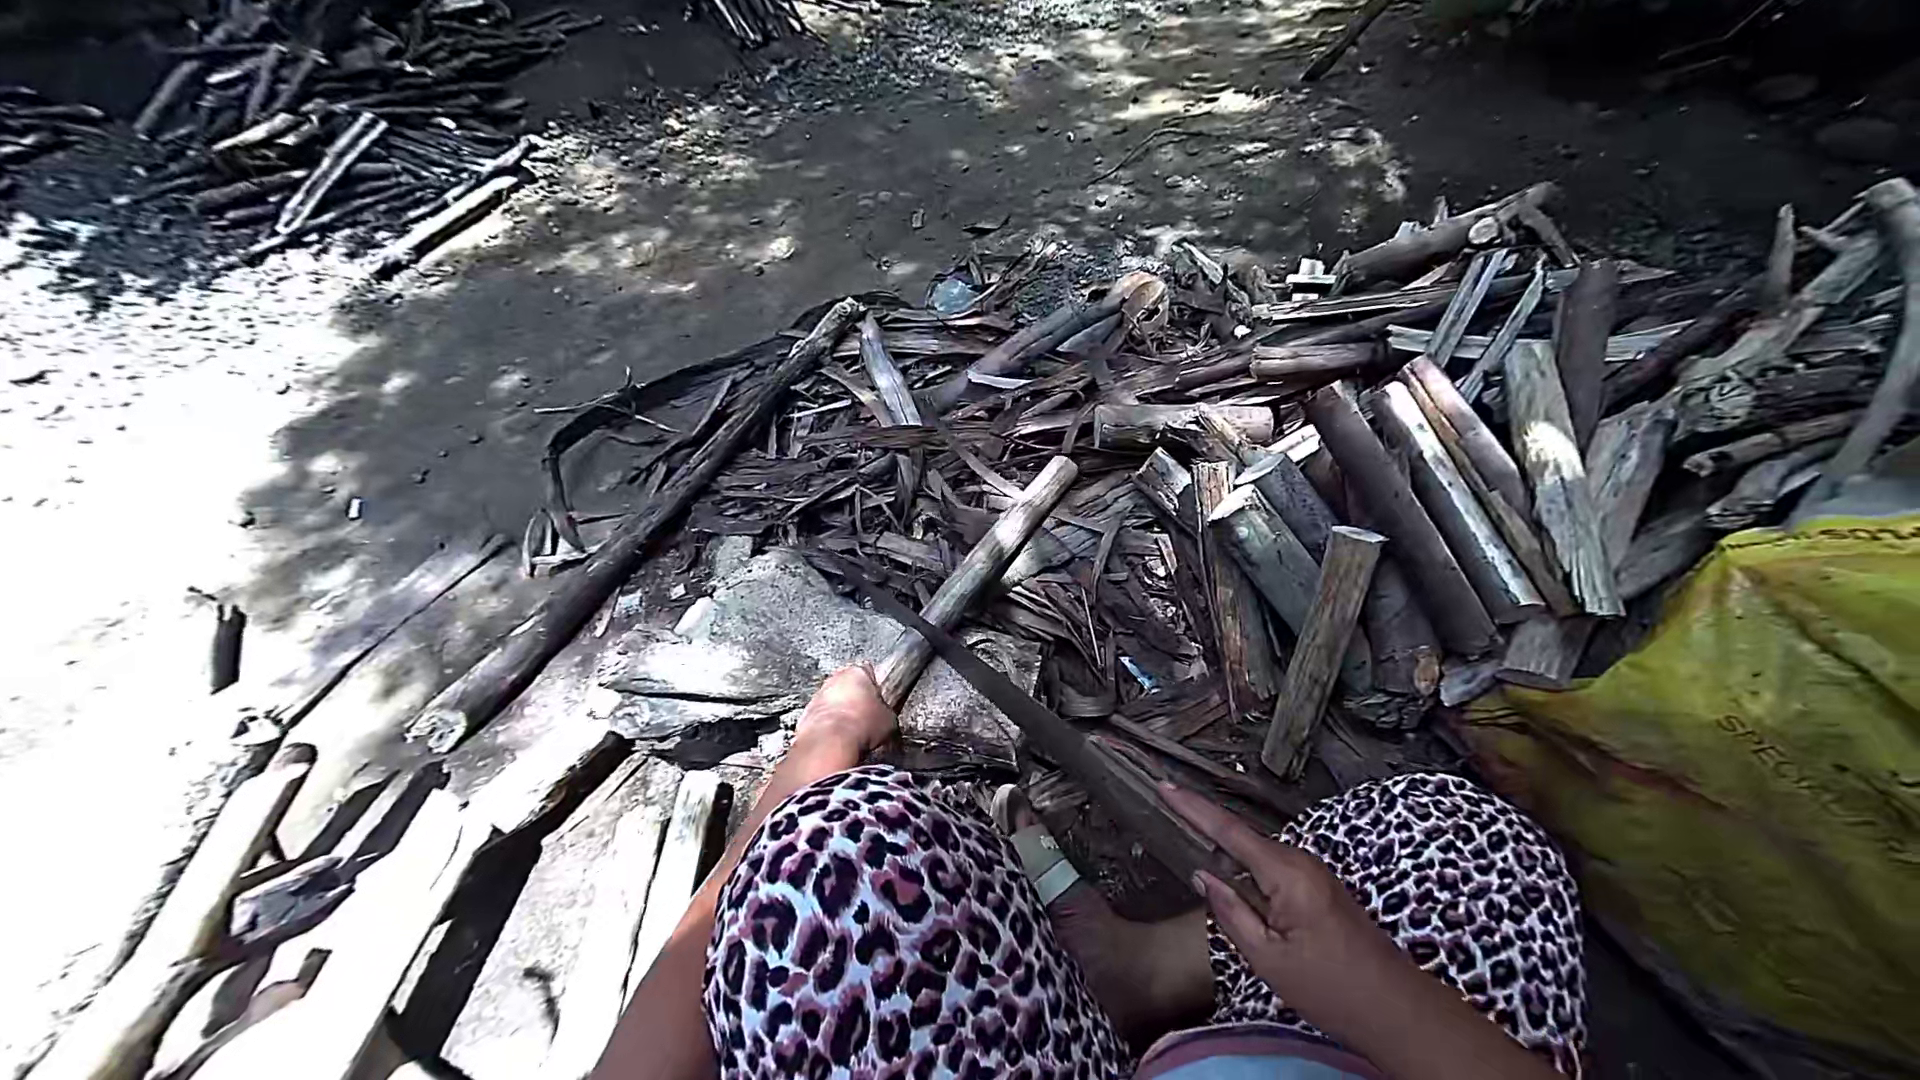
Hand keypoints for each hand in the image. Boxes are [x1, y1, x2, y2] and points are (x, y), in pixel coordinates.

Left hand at [793, 664, 897, 756]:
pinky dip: (827, 731)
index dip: (876, 689)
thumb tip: (887, 720)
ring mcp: (816, 698)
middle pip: (848, 687)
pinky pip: (820, 722)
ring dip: (840, 717)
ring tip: (852, 736)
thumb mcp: (889, 720)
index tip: (879, 703)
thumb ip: (887, 713)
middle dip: (855, 701)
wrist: (830, 746)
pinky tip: (837, 744)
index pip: (869, 672)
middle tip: (866, 721)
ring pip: (832, 704)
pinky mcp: (804, 717)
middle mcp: (833, 679)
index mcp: (857, 671)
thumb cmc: (861, 727)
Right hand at [1163, 784, 1562, 1079]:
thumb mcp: (1268, 960)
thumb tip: (1203, 875)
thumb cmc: (1333, 991)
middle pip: (1241, 836)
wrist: (1401, 1011)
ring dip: (1226, 849)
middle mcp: (1300, 861)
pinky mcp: (1319, 883)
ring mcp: (1313, 870)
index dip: (1192, 807)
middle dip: (1205, 825)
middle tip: (1167, 809)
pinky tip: (1230, 878)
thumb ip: (1230, 912)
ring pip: (1256, 853)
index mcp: (1286, 874)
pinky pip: (1271, 865)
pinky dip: (1246, 865)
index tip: (1165, 786)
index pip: (1228, 830)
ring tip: (1190, 843)